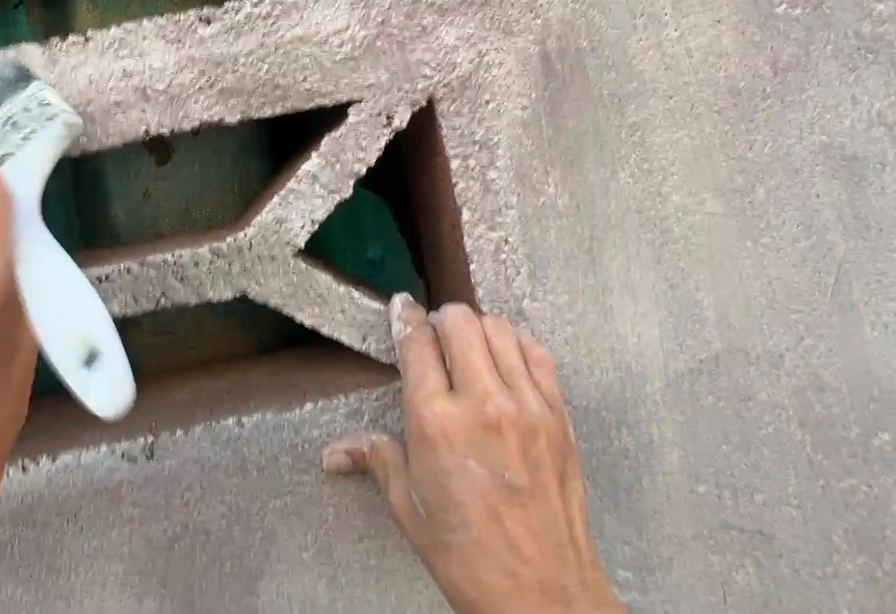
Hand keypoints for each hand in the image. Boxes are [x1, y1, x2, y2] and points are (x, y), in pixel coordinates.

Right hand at [322, 296, 620, 613]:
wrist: (544, 595)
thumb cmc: (471, 559)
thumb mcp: (410, 509)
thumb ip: (378, 460)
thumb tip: (336, 452)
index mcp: (436, 424)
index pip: (417, 342)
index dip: (404, 319)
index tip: (400, 310)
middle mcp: (482, 404)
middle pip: (460, 322)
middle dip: (440, 319)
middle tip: (433, 334)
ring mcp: (526, 406)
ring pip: (500, 328)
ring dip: (478, 329)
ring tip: (468, 347)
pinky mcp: (559, 416)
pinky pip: (538, 354)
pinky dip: (518, 346)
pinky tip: (506, 362)